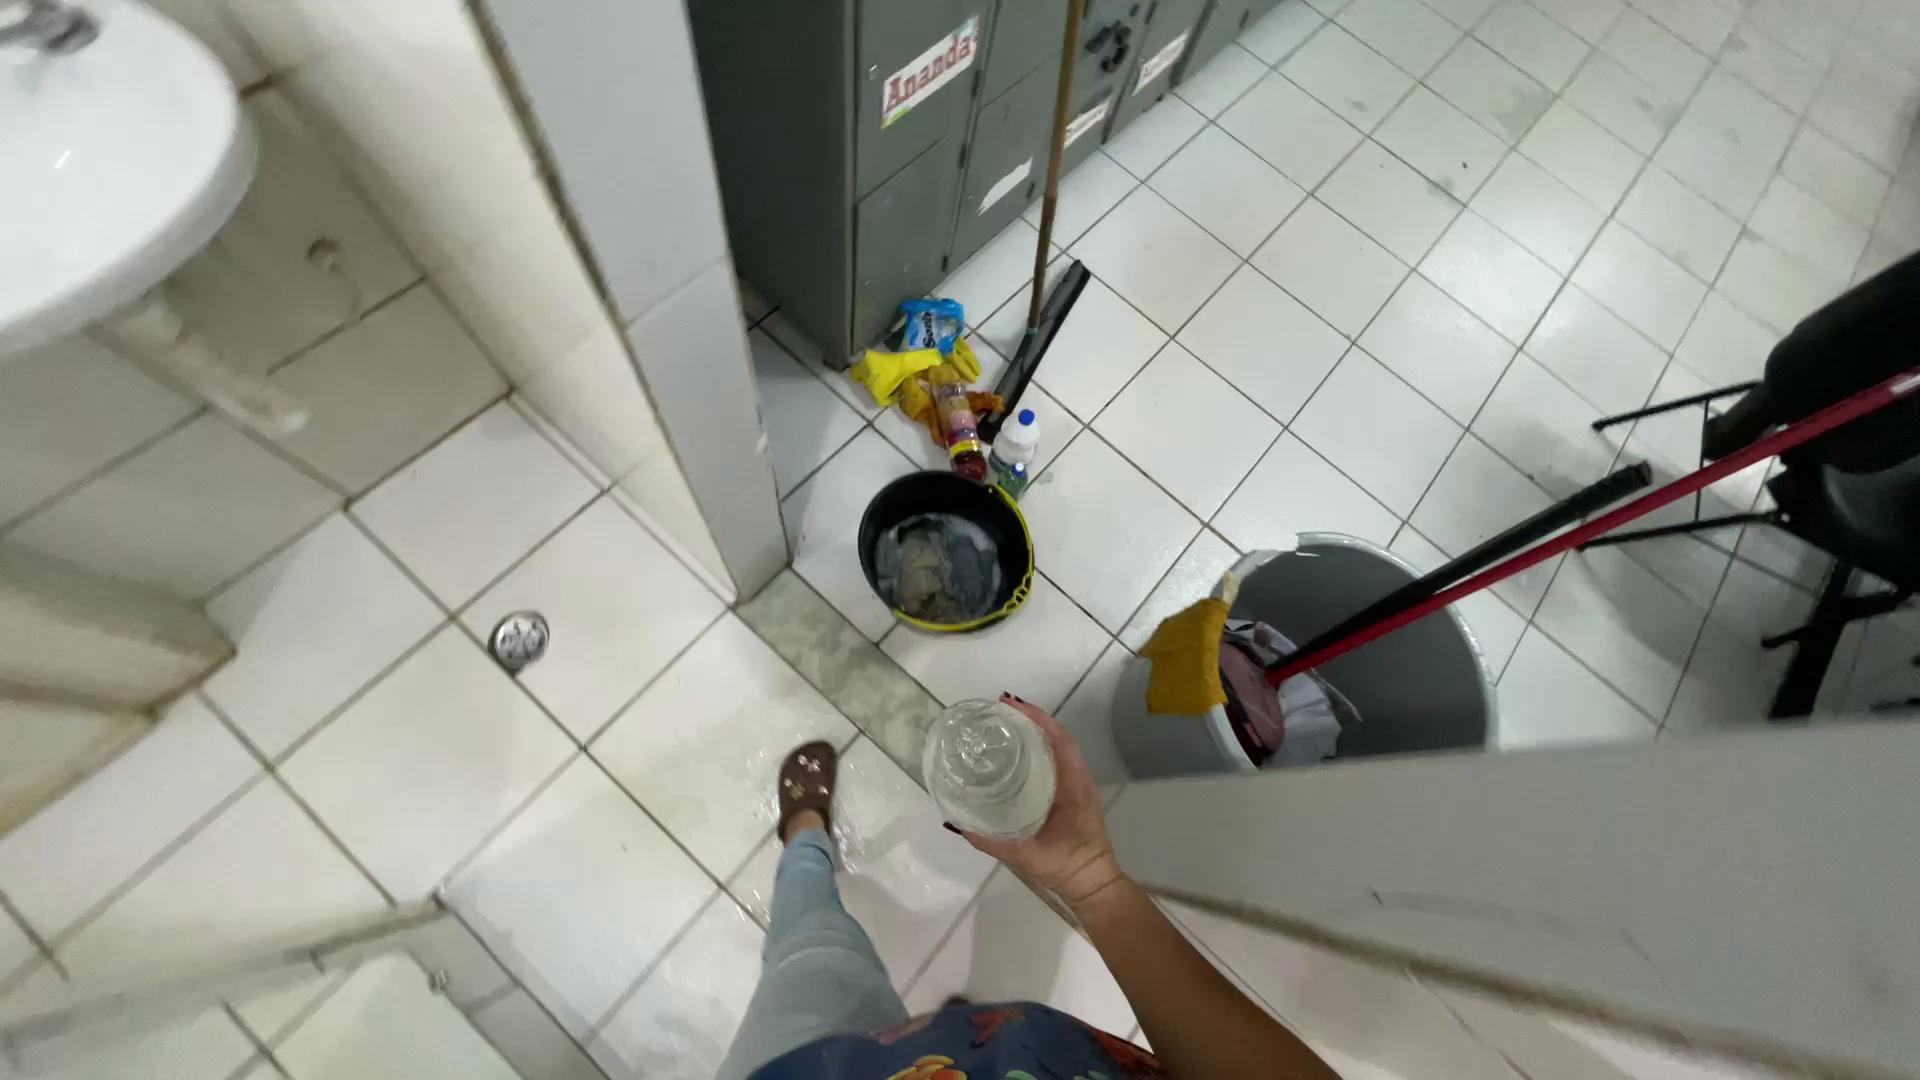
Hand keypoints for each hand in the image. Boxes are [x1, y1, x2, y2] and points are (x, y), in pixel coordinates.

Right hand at [954, 694, 1127, 911]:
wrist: (1094, 887)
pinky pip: (1055, 762)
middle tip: (999, 711)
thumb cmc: (1067, 867)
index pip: (1059, 740)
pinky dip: (1038, 750)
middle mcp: (1077, 779)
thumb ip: (994, 841)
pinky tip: (1016, 754)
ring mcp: (1077, 786)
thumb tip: (958, 823)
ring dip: (1034, 733)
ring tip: (1004, 725)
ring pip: (1056, 749)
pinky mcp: (1072, 795)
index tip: (1011, 704)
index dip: (1037, 718)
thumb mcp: (1028, 856)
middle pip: (1055, 738)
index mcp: (1073, 786)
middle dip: (1030, 720)